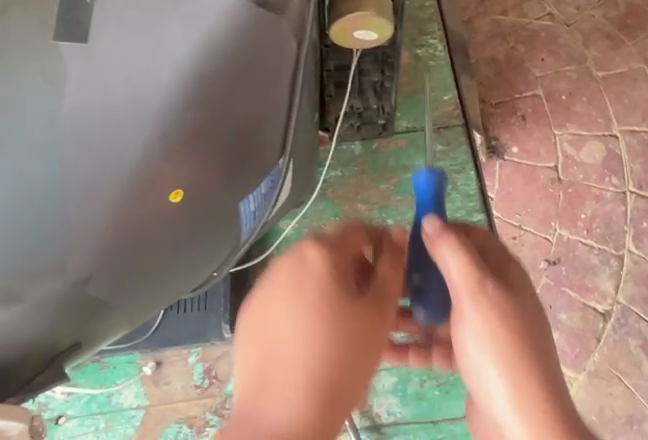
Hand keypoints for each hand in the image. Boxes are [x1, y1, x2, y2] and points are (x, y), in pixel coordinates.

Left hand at [224, 223, 406, 439]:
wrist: (282, 417)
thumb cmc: (341, 361)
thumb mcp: (379, 314)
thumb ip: (392, 267)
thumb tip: (398, 232)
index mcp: (322, 251)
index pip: (360, 230)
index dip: (381, 245)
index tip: (393, 272)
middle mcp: (288, 256)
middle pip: (330, 250)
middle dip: (354, 268)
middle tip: (369, 304)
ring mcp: (264, 283)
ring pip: (305, 273)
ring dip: (326, 286)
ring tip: (340, 324)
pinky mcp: (249, 310)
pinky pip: (283, 295)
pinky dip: (300, 305)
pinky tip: (309, 338)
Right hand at [385, 217, 591, 439]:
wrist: (522, 423)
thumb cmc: (499, 346)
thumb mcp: (475, 290)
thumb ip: (452, 252)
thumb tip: (431, 218)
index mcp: (502, 273)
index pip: (472, 237)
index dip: (444, 230)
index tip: (408, 231)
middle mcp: (494, 297)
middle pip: (451, 275)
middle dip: (418, 272)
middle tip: (381, 272)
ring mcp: (482, 332)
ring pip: (440, 312)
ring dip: (409, 310)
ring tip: (372, 308)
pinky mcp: (470, 363)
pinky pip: (436, 346)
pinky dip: (412, 346)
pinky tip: (381, 346)